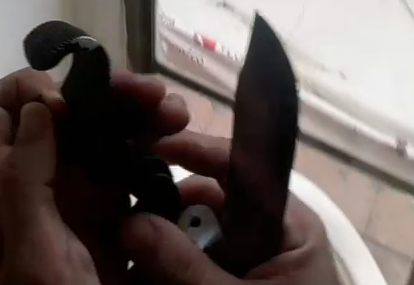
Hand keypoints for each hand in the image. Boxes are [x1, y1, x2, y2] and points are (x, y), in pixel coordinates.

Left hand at [0, 68, 190, 283]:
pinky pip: (135, 183)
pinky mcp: (116, 234)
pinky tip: (181, 161)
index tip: (74, 102)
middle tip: (155, 96)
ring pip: (105, 143)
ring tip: (176, 115)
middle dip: (108, 95)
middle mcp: (43, 187)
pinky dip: (158, 164)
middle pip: (66, 116)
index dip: (32, 89)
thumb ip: (26, 180)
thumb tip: (41, 105)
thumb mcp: (31, 256)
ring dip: (140, 120)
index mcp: (9, 186)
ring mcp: (81, 210)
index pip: (2, 109)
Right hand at [117, 131, 339, 284]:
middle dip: (166, 209)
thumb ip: (185, 267)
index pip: (241, 166)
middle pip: (208, 199)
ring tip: (125, 256)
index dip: (196, 150)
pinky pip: (194, 262)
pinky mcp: (231, 283)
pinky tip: (139, 277)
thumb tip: (128, 221)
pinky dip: (168, 269)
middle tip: (124, 220)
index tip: (150, 144)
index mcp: (289, 226)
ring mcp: (249, 262)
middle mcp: (269, 234)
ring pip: (194, 232)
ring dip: (160, 243)